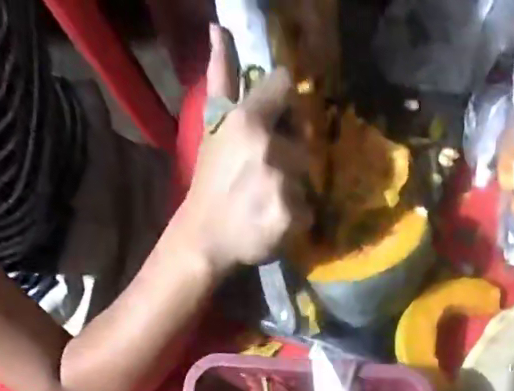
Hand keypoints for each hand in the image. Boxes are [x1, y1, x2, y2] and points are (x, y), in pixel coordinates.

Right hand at [176, 26, 309, 270]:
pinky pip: (308, 210)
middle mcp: (268, 147)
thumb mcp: (212, 126)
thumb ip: (221, 77)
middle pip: (301, 141)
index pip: (286, 88)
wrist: (205, 239)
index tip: (274, 124)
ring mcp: (281, 183)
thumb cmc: (209, 182)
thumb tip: (218, 29)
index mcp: (249, 119)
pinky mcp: (291, 216)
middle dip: (288, 158)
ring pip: (305, 178)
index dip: (283, 106)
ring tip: (266, 201)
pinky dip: (295, 218)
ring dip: (292, 190)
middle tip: (262, 178)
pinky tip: (273, 221)